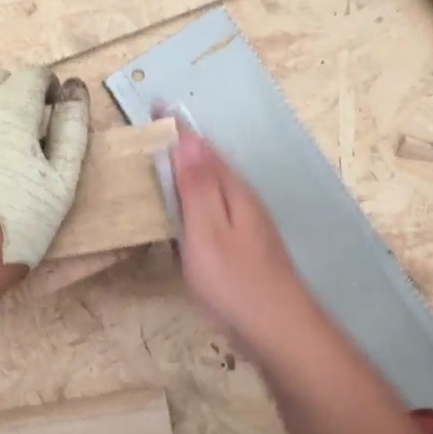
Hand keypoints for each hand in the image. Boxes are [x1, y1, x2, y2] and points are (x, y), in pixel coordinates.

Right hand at [170, 128, 316, 343]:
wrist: (278, 330)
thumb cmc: (235, 281)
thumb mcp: (206, 230)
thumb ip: (196, 185)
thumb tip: (186, 137)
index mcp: (233, 191)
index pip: (203, 147)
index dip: (180, 127)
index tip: (157, 104)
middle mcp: (244, 201)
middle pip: (211, 164)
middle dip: (185, 145)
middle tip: (154, 131)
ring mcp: (247, 226)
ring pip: (214, 188)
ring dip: (190, 171)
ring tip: (163, 164)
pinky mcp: (244, 249)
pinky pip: (215, 211)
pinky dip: (196, 201)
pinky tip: (186, 215)